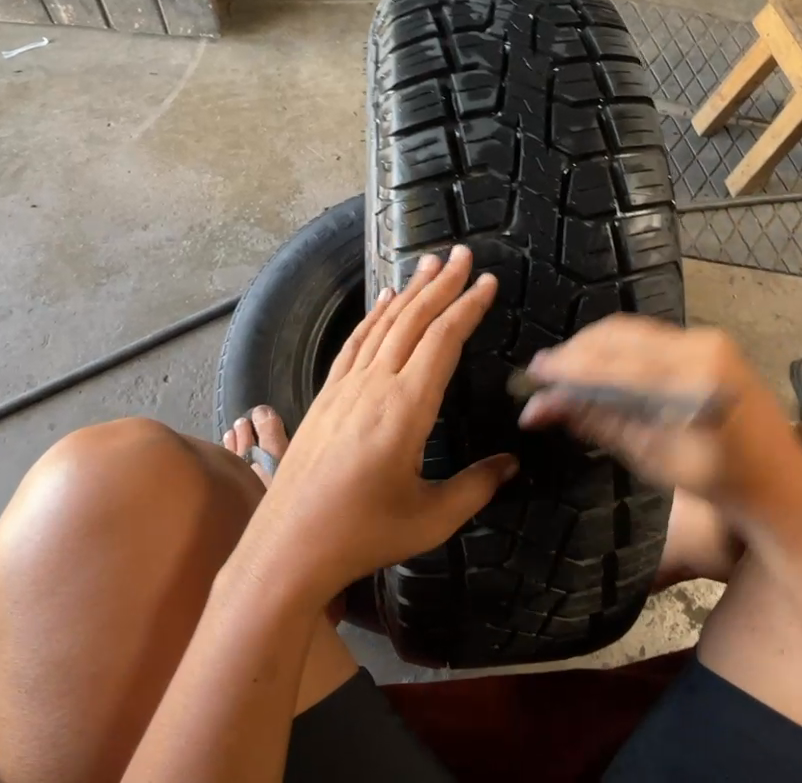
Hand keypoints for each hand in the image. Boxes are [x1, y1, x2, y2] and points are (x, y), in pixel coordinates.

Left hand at [232, 245, 519, 604]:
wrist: (288, 547)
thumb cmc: (364, 534)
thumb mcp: (432, 518)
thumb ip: (478, 486)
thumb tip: (513, 463)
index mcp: (406, 409)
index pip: (443, 341)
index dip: (467, 307)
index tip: (487, 282)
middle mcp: (375, 386)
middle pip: (412, 321)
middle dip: (441, 284)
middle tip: (462, 254)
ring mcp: (345, 388)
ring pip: (382, 326)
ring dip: (408, 292)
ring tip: (429, 265)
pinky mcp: (325, 397)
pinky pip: (354, 345)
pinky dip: (372, 318)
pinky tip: (383, 303)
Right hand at [518, 316, 801, 527]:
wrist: (784, 486)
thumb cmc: (723, 486)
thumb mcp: (654, 458)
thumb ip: (599, 423)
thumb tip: (540, 407)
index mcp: (694, 377)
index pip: (615, 363)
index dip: (568, 368)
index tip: (532, 376)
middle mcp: (702, 344)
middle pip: (620, 336)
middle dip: (576, 353)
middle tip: (541, 376)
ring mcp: (708, 339)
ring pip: (632, 332)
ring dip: (594, 349)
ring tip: (562, 372)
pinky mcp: (709, 343)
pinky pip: (650, 338)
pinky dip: (618, 350)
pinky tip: (599, 369)